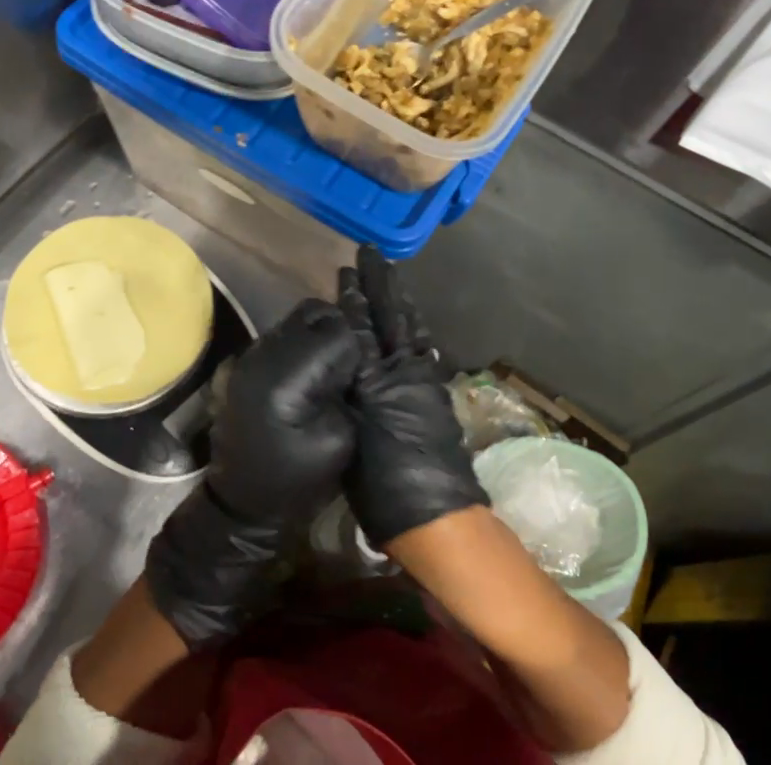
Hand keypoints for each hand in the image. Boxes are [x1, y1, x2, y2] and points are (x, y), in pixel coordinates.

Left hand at [209, 298, 362, 522]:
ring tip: (324, 371)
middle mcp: (261, 355)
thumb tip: (357, 359)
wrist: (239, 501)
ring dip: (314, 338)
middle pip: (312, 313)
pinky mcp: (239, 363)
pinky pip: (276, 338)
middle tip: (346, 365)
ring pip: (293, 321)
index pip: (335, 330)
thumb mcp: (341, 441)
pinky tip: (300, 377)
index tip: (358, 373)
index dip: (355, 348)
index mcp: (286, 376)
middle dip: (336, 332)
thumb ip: (351, 391)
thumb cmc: (295, 479)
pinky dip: (294, 348)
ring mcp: (245, 356)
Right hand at [338, 246, 486, 545]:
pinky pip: (421, 349)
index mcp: (377, 378)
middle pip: (390, 317)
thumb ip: (343, 394)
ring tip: (391, 281)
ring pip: (410, 329)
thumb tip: (335, 365)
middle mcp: (403, 371)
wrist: (433, 514)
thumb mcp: (348, 435)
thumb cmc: (380, 483)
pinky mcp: (436, 397)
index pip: (358, 327)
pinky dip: (415, 330)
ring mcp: (425, 382)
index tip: (345, 272)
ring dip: (400, 303)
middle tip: (370, 256)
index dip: (351, 299)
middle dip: (379, 285)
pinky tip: (412, 327)